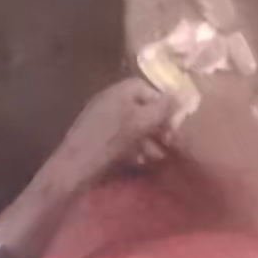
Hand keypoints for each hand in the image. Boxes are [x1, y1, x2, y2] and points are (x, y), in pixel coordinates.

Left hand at [36, 78, 171, 198]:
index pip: (147, 88)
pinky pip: (122, 140)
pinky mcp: (97, 141)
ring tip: (159, 156)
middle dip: (158, 125)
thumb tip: (184, 93)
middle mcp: (110, 102)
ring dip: (149, 140)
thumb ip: (164, 108)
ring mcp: (101, 121)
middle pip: (141, 108)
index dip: (163, 102)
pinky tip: (141, 162)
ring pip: (133, 127)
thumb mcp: (141, 123)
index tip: (176, 120)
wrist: (73, 169)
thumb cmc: (110, 141)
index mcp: (118, 91)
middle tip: (171, 141)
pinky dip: (134, 149)